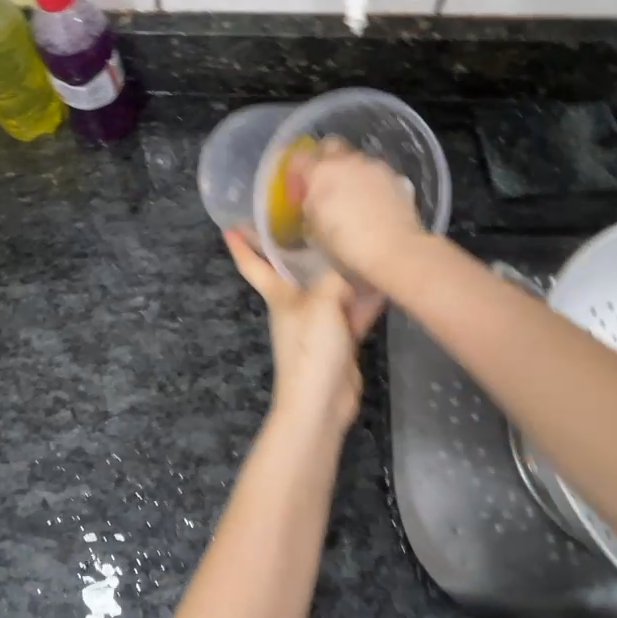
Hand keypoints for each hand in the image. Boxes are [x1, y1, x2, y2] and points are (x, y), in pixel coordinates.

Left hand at [226, 230, 383, 433]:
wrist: (321, 402)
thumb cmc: (310, 348)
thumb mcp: (323, 303)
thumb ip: (336, 278)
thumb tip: (349, 273)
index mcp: (278, 293)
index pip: (252, 264)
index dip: (241, 244)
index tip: (230, 224)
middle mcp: (296, 304)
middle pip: (296, 270)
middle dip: (302, 246)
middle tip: (317, 215)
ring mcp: (319, 322)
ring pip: (330, 288)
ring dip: (343, 271)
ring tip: (360, 241)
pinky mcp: (340, 339)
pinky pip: (353, 310)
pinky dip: (367, 299)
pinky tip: (386, 281)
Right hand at [283, 138, 424, 278]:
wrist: (394, 250)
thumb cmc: (345, 245)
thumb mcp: (314, 231)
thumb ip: (310, 208)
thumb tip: (311, 202)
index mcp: (320, 173)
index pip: (298, 159)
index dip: (294, 172)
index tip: (296, 189)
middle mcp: (346, 162)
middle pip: (330, 146)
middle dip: (324, 159)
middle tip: (323, 182)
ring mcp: (374, 168)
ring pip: (357, 160)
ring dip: (351, 173)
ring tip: (353, 197)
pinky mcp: (396, 178)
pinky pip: (377, 174)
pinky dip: (372, 184)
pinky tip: (375, 204)